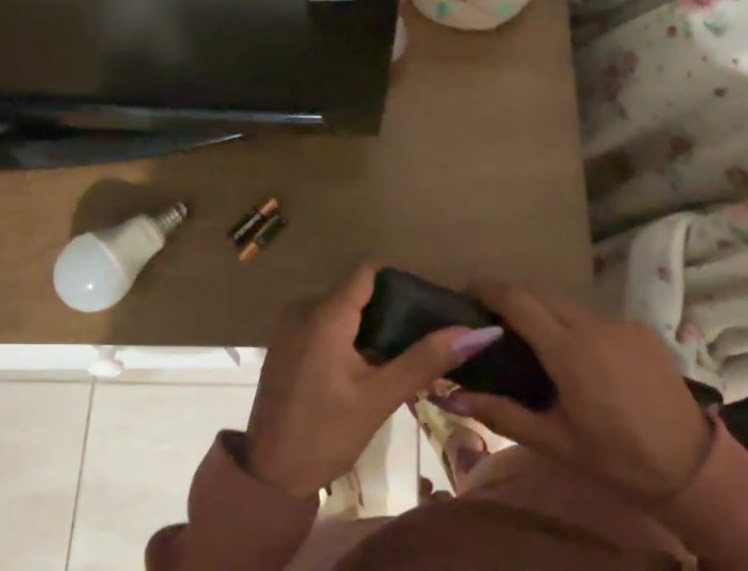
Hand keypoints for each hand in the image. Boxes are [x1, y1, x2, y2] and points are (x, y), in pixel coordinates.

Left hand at [245, 263, 499, 497]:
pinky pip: (323, 326)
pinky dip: (348, 338)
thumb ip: (425, 360)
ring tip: (402, 354)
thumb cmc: (326, 433)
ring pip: (340, 310)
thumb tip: (477, 332)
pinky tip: (368, 367)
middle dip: (389, 308)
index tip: (427, 305)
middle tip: (422, 336)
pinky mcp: (285, 348)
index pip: (367, 271)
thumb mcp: (380, 397)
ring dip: (369, 326)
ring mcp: (289, 328)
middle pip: (355, 290)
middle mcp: (303, 309)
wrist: (270, 476)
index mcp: (325, 314)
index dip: (399, 281)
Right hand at [443, 281, 714, 504]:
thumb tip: (452, 397)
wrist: (690, 466)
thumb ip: (502, 413)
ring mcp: (621, 323)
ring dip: (545, 309)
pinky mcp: (642, 329)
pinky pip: (597, 318)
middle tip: (491, 314)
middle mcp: (593, 325)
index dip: (489, 288)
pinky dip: (576, 325)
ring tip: (532, 337)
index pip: (518, 300)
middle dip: (513, 295)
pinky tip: (578, 355)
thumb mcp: (553, 442)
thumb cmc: (615, 458)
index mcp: (568, 350)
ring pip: (570, 303)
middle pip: (542, 292)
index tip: (467, 291)